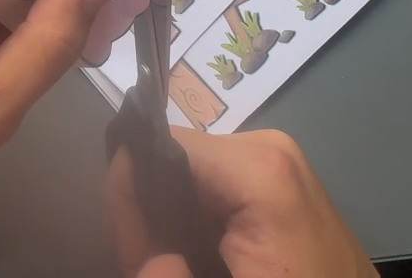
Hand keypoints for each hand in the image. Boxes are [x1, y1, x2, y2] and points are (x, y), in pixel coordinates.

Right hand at [106, 128, 377, 277]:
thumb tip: (145, 263)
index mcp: (258, 167)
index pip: (154, 148)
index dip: (128, 203)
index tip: (134, 264)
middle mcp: (266, 146)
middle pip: (170, 159)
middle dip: (150, 216)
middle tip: (152, 268)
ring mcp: (278, 159)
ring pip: (187, 172)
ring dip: (170, 220)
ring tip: (181, 264)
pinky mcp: (283, 179)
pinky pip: (215, 184)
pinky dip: (197, 220)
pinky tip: (207, 258)